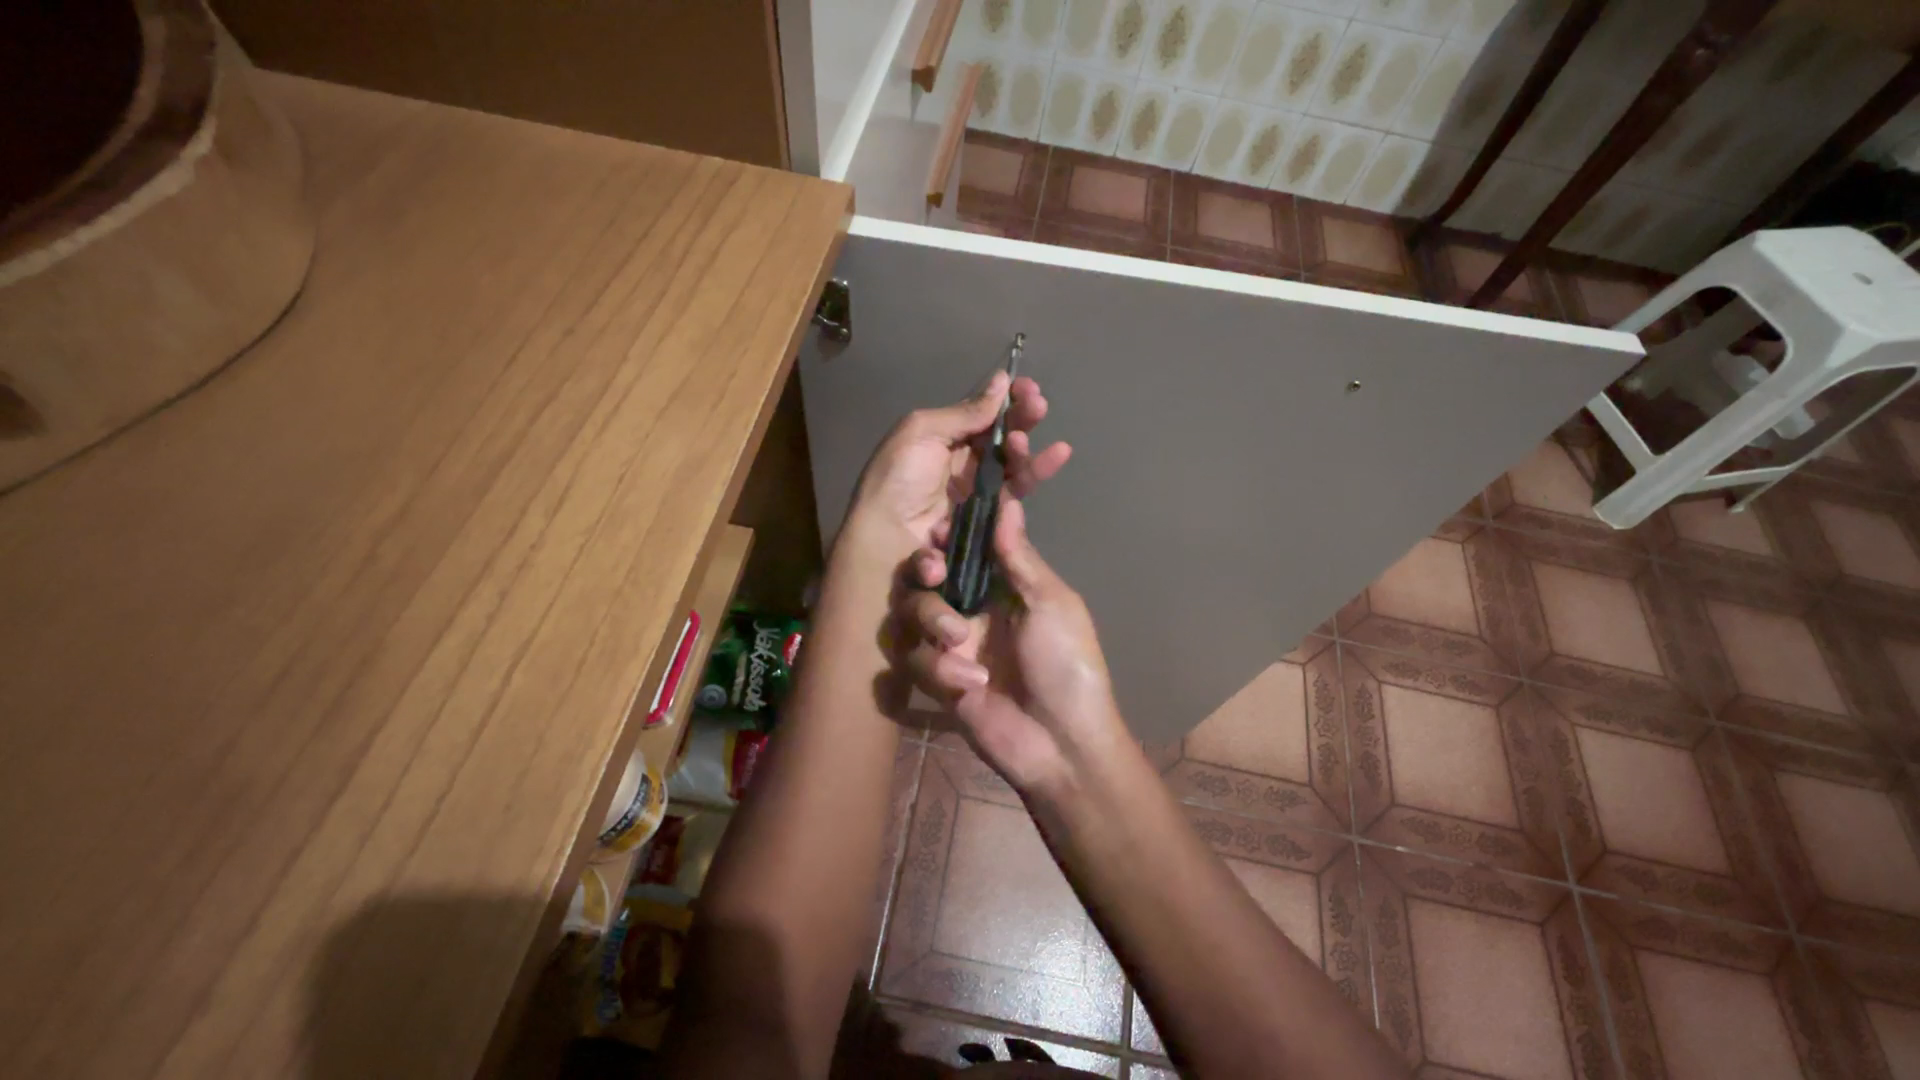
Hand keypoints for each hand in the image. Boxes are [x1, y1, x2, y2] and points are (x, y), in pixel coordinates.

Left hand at [844, 371, 1070, 564]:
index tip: (1029, 387)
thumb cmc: (898, 479)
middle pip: (1003, 439)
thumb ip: (965, 412)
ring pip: (1014, 468)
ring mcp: (976, 493)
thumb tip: (1001, 381)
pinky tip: (1050, 460)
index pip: (983, 414)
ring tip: (1026, 442)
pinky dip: (1032, 477)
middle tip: (1039, 407)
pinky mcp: (988, 520)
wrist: (886, 538)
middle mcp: (963, 463)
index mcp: (944, 438)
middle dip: (1023, 420)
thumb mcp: (922, 432)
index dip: (1007, 401)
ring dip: (1026, 450)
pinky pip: (1015, 498)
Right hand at [897, 499, 1126, 797]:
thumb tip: (1008, 504)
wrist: (1062, 745)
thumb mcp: (1052, 604)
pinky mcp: (937, 682)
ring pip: (911, 616)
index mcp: (1003, 588)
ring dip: (932, 624)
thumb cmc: (1068, 665)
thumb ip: (1020, 558)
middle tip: (933, 575)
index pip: (963, 551)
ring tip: (960, 643)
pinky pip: (914, 661)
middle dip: (924, 575)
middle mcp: (972, 611)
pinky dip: (938, 670)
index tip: (938, 531)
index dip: (947, 538)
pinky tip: (970, 686)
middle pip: (926, 578)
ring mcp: (952, 647)